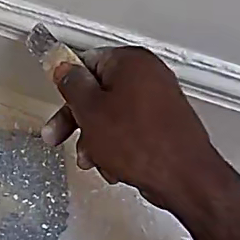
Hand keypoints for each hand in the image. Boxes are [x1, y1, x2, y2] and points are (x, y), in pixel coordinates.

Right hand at [41, 45, 239, 217]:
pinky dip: (114, 145)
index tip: (57, 99)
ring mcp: (159, 100)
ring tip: (91, 157)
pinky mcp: (164, 124)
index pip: (85, 61)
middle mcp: (149, 75)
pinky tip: (111, 163)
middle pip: (96, 91)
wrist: (183, 178)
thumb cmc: (142, 143)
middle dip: (77, 119)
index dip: (66, 85)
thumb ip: (71, 84)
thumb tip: (63, 69)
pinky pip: (128, 129)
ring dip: (93, 137)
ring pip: (110, 114)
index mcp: (131, 62)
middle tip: (59, 134)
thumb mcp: (89, 110)